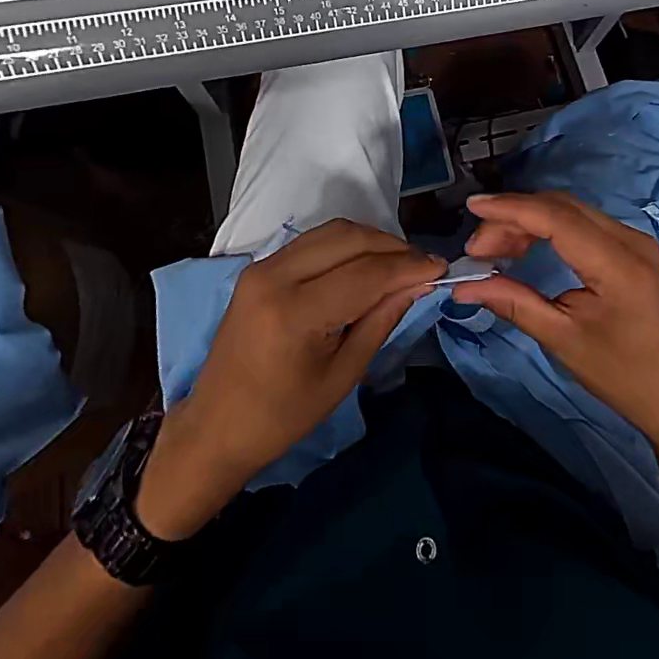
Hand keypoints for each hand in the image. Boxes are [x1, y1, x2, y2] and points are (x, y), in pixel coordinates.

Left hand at [136, 220, 443, 539]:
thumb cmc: (282, 416)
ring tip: (400, 263)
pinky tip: (366, 264)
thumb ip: (381, 321)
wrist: (216, 426)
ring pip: (331, 232)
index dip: (408, 266)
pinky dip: (346, 245)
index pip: (365, 273)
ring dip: (371, 241)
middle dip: (393, 247)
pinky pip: (313, 242)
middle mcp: (274, 276)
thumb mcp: (342, 376)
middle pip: (348, 238)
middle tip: (423, 265)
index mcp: (294, 312)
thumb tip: (418, 284)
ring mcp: (261, 267)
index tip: (441, 267)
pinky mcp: (257, 268)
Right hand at [452, 192, 658, 443]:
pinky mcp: (628, 243)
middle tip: (477, 249)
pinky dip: (544, 226)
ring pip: (567, 209)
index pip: (558, 220)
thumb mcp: (559, 338)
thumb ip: (512, 301)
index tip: (473, 207)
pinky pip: (578, 220)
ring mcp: (633, 238)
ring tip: (492, 250)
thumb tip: (462, 286)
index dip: (511, 209)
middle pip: (560, 207)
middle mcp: (630, 240)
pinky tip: (521, 245)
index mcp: (619, 266)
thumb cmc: (617, 370)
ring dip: (525, 220)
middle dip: (512, 218)